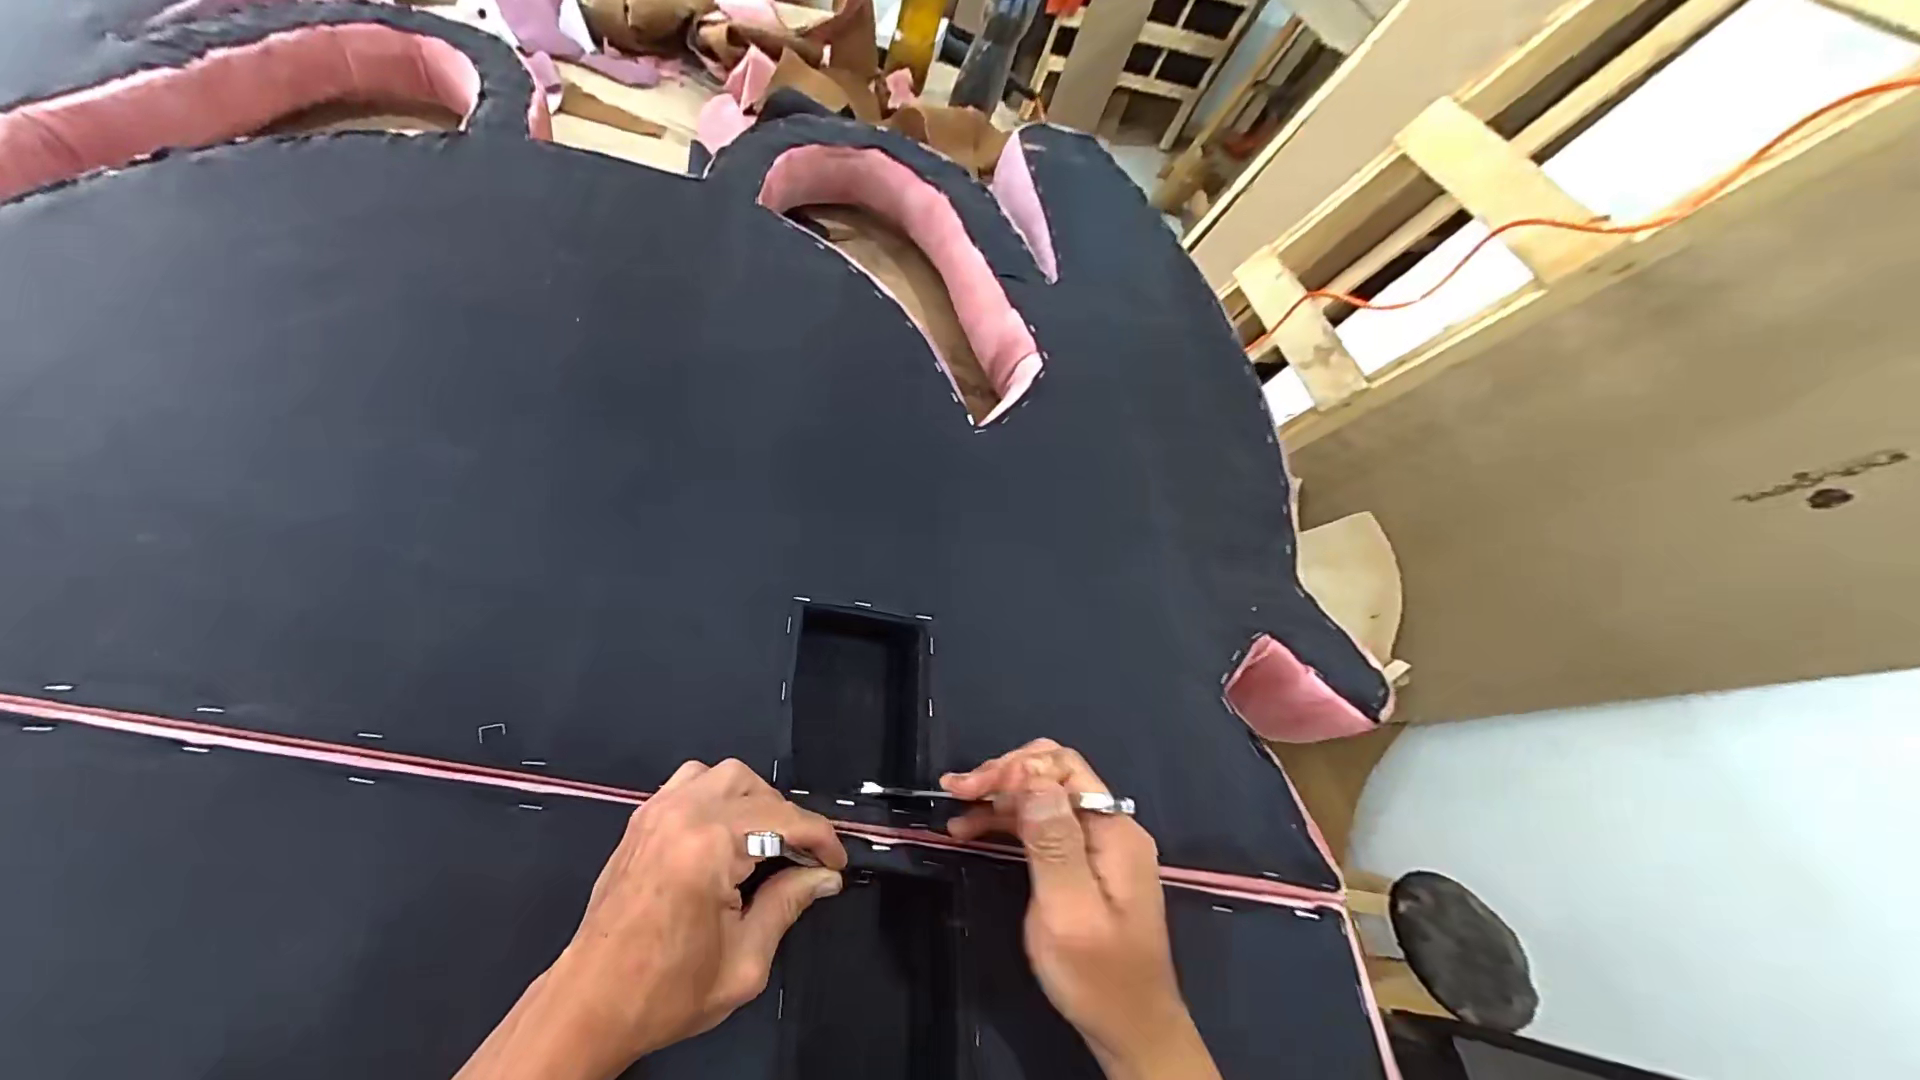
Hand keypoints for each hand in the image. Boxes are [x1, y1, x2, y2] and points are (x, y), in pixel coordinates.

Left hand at [455, 759, 847, 1079]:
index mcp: (708, 846)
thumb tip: (824, 876)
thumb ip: (788, 904)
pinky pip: (691, 780)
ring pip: (725, 774)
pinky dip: (718, 794)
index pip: (784, 820)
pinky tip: (724, 829)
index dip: (821, 840)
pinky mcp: (641, 818)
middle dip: (789, 818)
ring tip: (764, 837)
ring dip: (754, 799)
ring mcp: (657, 811)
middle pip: (757, 789)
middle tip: (800, 857)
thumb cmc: (664, 992)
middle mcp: (683, 815)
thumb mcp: (744, 962)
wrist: (587, 1007)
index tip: (835, 862)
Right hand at [942, 740, 1220, 1079]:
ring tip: (955, 805)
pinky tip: (973, 828)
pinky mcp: (1082, 861)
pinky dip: (1007, 820)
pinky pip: (1042, 824)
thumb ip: (1052, 842)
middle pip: (1053, 774)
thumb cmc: (1098, 977)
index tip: (973, 788)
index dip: (1016, 767)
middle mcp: (1108, 825)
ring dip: (999, 795)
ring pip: (1043, 796)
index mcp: (1113, 829)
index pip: (1063, 768)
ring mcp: (1096, 843)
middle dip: (1004, 774)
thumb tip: (1033, 778)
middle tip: (959, 790)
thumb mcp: (1069, 911)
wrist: (1131, 1032)